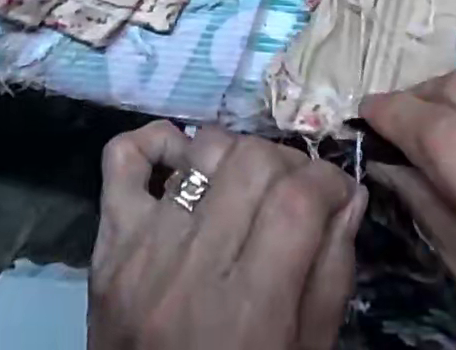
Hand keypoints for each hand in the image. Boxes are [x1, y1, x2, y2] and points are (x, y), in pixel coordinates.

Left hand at [90, 121, 367, 349]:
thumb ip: (333, 274)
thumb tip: (348, 193)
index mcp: (249, 314)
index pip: (297, 201)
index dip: (329, 181)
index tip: (338, 190)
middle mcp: (191, 270)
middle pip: (253, 162)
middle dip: (290, 163)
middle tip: (298, 187)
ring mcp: (141, 249)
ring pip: (202, 147)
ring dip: (238, 152)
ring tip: (249, 180)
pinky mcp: (108, 242)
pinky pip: (122, 158)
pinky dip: (157, 141)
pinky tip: (184, 160)